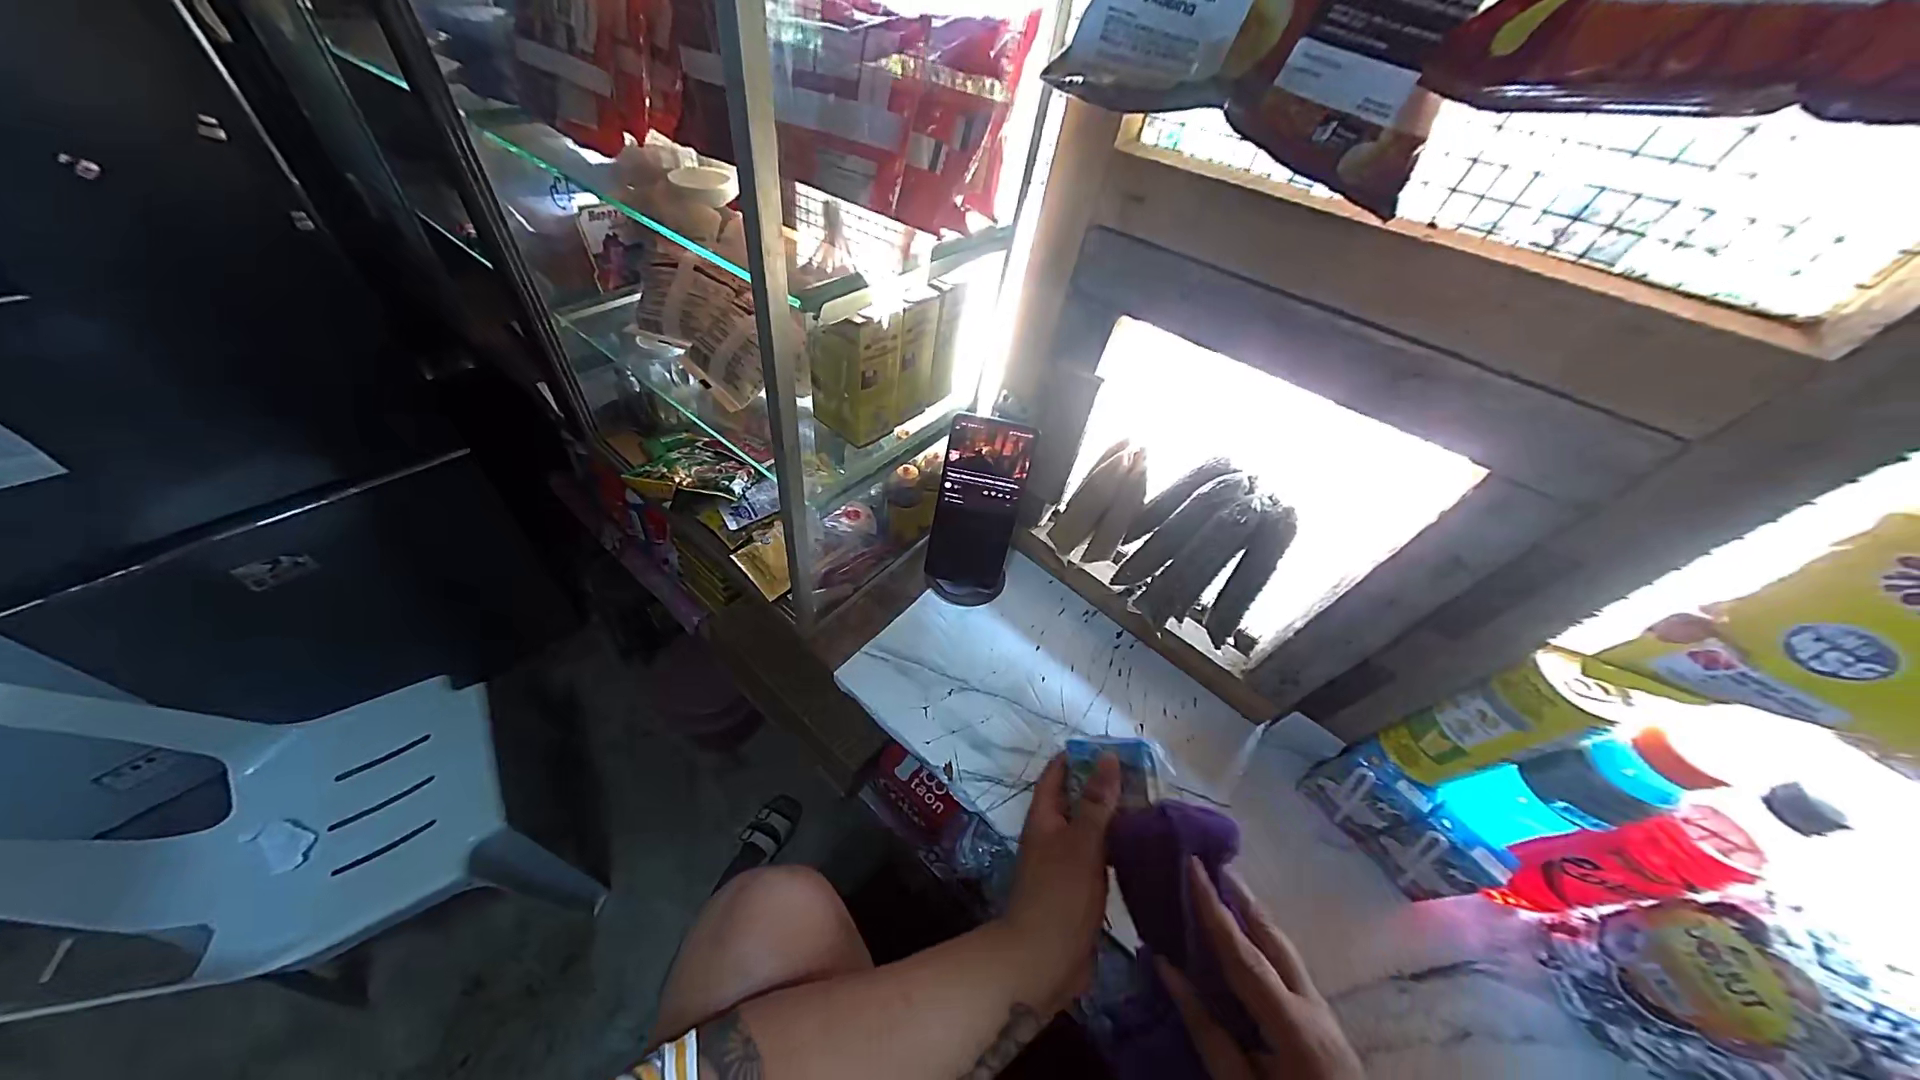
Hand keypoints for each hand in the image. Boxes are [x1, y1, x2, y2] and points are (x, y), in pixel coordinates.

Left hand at [1000, 752, 1119, 1014]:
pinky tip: (1142, 847)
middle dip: (1102, 786)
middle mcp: (1051, 834)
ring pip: (1089, 828)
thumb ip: (1096, 802)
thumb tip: (1107, 757)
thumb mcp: (1081, 842)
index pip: (1057, 774)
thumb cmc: (1059, 894)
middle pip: (1076, 799)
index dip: (1079, 757)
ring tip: (1148, 807)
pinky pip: (1098, 856)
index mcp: (1044, 817)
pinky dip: (1116, 847)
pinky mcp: (1078, 888)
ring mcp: (1064, 862)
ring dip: (1112, 817)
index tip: (1111, 749)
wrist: (1043, 959)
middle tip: (1141, 778)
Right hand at [1157, 858, 1363, 1079]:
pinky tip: (1248, 938)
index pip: (1243, 952)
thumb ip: (1203, 1026)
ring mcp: (1326, 1015)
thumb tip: (1165, 965)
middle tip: (1212, 864)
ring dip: (1254, 916)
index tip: (1192, 865)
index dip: (1213, 907)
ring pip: (1287, 950)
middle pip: (1274, 938)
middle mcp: (1314, 1008)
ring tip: (1225, 888)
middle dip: (1241, 898)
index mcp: (1292, 1024)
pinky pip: (1290, 967)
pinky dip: (1264, 941)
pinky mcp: (1326, 1025)